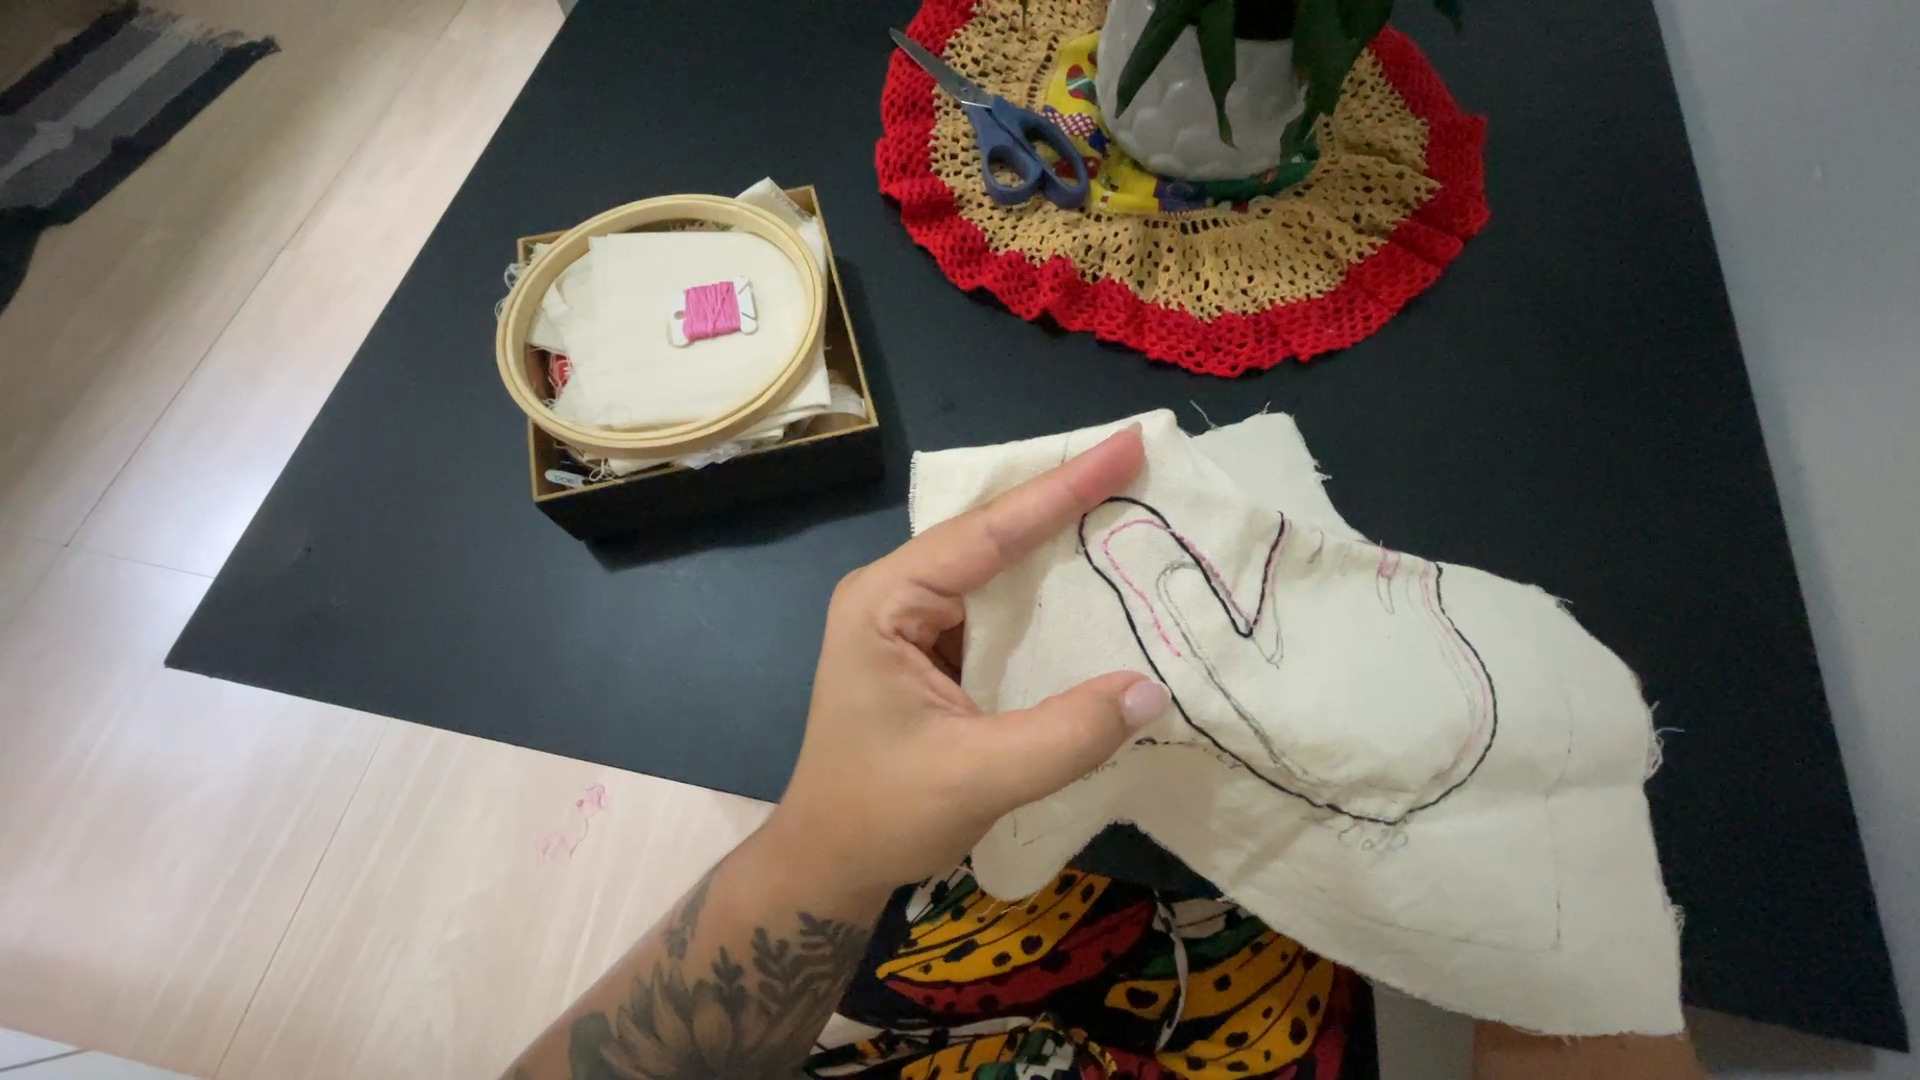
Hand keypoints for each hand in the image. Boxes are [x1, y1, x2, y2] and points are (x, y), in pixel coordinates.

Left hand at [771, 426, 1172, 892]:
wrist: (829, 859)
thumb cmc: (882, 815)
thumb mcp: (978, 777)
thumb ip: (1067, 735)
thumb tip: (1154, 689)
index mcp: (886, 601)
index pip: (987, 533)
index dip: (1062, 489)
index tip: (1125, 446)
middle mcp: (893, 593)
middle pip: (989, 533)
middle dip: (1061, 499)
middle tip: (1133, 463)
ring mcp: (910, 618)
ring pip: (993, 564)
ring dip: (1056, 540)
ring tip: (1124, 506)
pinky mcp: (929, 645)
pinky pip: (995, 604)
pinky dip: (1043, 592)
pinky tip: (1089, 583)